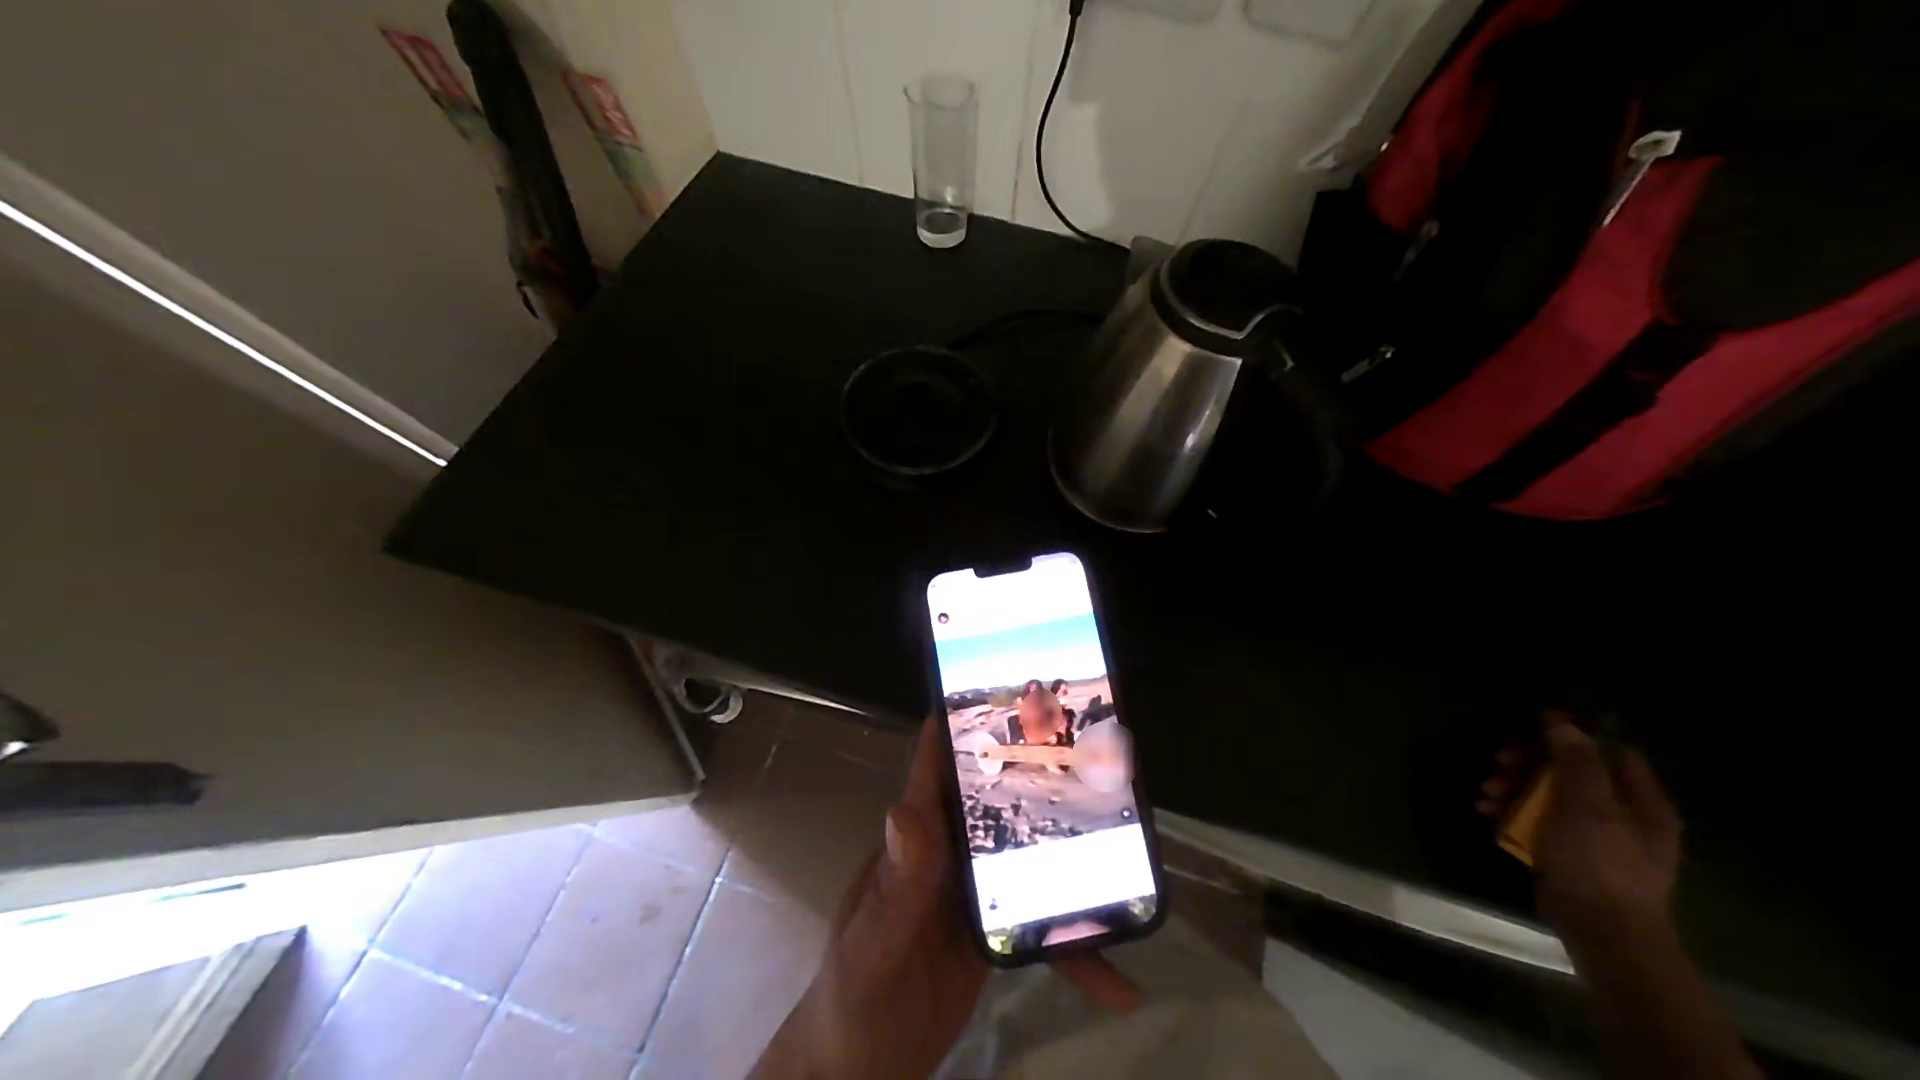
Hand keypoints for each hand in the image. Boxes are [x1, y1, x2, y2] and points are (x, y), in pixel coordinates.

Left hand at [751, 715, 1138, 1079]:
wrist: (865, 1056)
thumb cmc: (857, 984)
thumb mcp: (877, 935)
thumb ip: (897, 881)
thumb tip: (906, 810)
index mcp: (918, 833)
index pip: (939, 760)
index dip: (967, 716)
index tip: (1014, 685)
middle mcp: (951, 847)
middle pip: (999, 793)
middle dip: (1043, 772)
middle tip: (1101, 753)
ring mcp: (976, 887)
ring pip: (1032, 849)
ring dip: (1077, 852)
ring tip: (1131, 849)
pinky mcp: (997, 927)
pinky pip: (1046, 925)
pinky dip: (1078, 949)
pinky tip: (1118, 980)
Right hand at [1477, 710, 1682, 938]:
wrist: (1600, 930)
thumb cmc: (1600, 862)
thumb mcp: (1589, 805)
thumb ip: (1577, 761)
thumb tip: (1562, 723)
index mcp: (1641, 801)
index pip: (1610, 751)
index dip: (1573, 734)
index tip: (1534, 724)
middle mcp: (1621, 814)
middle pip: (1570, 771)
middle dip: (1528, 763)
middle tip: (1498, 762)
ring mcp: (1592, 835)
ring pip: (1548, 795)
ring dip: (1513, 787)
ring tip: (1486, 793)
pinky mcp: (1567, 852)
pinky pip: (1537, 820)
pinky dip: (1512, 812)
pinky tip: (1488, 813)